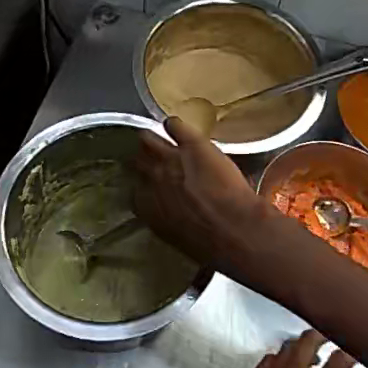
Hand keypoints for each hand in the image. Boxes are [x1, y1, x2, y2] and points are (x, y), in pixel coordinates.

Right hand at [131, 117, 271, 266]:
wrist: (232, 229)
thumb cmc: (208, 242)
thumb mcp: (176, 235)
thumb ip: (164, 218)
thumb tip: (168, 215)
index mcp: (146, 204)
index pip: (135, 188)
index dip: (143, 184)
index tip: (149, 184)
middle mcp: (152, 178)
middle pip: (139, 160)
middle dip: (143, 159)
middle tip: (151, 158)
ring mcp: (170, 157)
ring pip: (148, 139)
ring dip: (151, 139)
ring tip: (155, 137)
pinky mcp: (192, 143)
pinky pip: (175, 126)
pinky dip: (174, 125)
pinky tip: (174, 125)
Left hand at [206, 331, 367, 367]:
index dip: (346, 355)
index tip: (355, 348)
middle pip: (305, 345)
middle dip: (319, 335)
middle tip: (329, 333)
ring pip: (285, 349)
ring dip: (299, 344)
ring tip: (310, 349)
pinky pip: (267, 359)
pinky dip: (280, 355)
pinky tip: (282, 364)